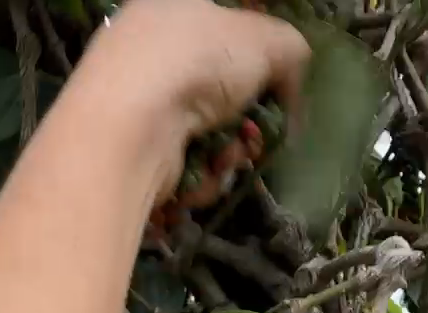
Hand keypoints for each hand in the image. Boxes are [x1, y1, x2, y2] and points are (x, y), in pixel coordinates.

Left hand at [70, 0, 309, 178]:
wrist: (134, 126)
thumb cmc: (197, 64)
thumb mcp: (264, 38)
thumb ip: (290, 52)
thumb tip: (293, 88)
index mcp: (173, 9)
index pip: (225, 36)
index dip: (255, 68)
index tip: (274, 96)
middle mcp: (150, 56)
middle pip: (218, 98)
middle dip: (244, 125)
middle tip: (253, 138)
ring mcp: (139, 110)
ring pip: (205, 141)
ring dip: (226, 157)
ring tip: (223, 159)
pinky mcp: (136, 159)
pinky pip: (184, 172)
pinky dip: (201, 179)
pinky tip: (200, 175)